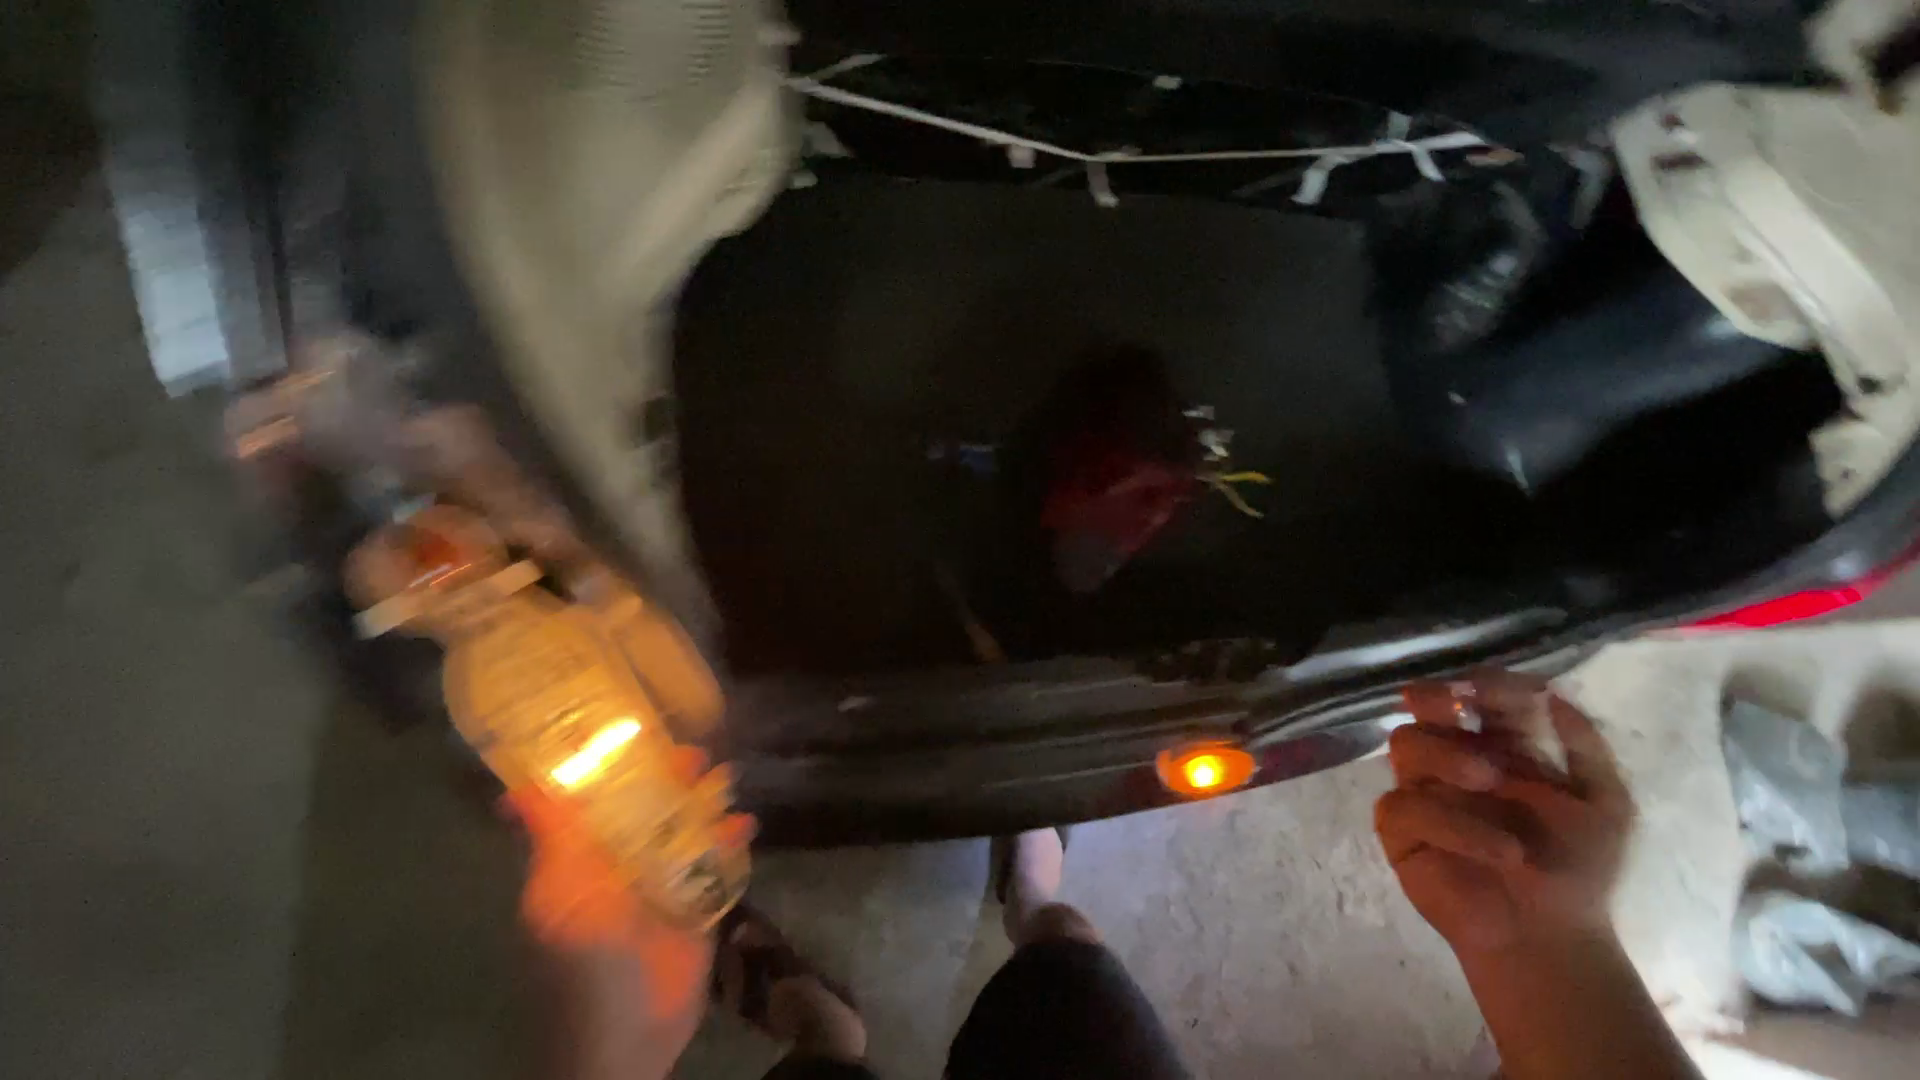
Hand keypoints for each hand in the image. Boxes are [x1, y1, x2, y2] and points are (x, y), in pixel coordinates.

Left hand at [509, 748, 753, 1079]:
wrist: (627, 1035)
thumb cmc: (585, 961)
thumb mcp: (561, 894)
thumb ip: (552, 837)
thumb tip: (519, 783)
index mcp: (585, 853)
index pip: (599, 795)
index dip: (614, 762)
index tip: (630, 725)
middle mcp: (624, 859)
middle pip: (650, 804)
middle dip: (670, 776)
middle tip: (692, 752)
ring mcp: (663, 880)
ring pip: (688, 825)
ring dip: (707, 801)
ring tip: (724, 777)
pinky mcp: (698, 901)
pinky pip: (718, 860)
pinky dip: (732, 841)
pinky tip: (744, 825)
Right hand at [1375, 670, 1633, 956]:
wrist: (1552, 937)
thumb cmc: (1579, 870)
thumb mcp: (1606, 804)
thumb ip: (1585, 748)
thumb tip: (1555, 695)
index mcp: (1498, 749)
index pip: (1478, 699)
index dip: (1480, 683)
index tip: (1489, 685)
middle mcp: (1452, 761)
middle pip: (1425, 711)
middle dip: (1435, 697)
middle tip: (1450, 703)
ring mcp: (1423, 792)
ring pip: (1404, 745)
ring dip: (1446, 755)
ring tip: (1488, 781)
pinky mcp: (1400, 830)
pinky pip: (1404, 806)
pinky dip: (1450, 823)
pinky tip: (1497, 849)